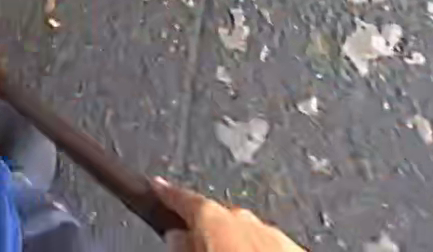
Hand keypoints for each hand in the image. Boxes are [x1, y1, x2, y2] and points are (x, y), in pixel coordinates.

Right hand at [153, 179, 307, 251]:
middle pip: (216, 214)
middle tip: (200, 245)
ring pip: (249, 232)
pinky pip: (274, 247)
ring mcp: (278, 236)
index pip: (177, 194)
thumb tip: (175, 235)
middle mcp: (244, 216)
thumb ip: (179, 243)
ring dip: (239, 242)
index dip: (162, 191)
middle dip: (208, 227)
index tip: (155, 186)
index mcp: (210, 212)